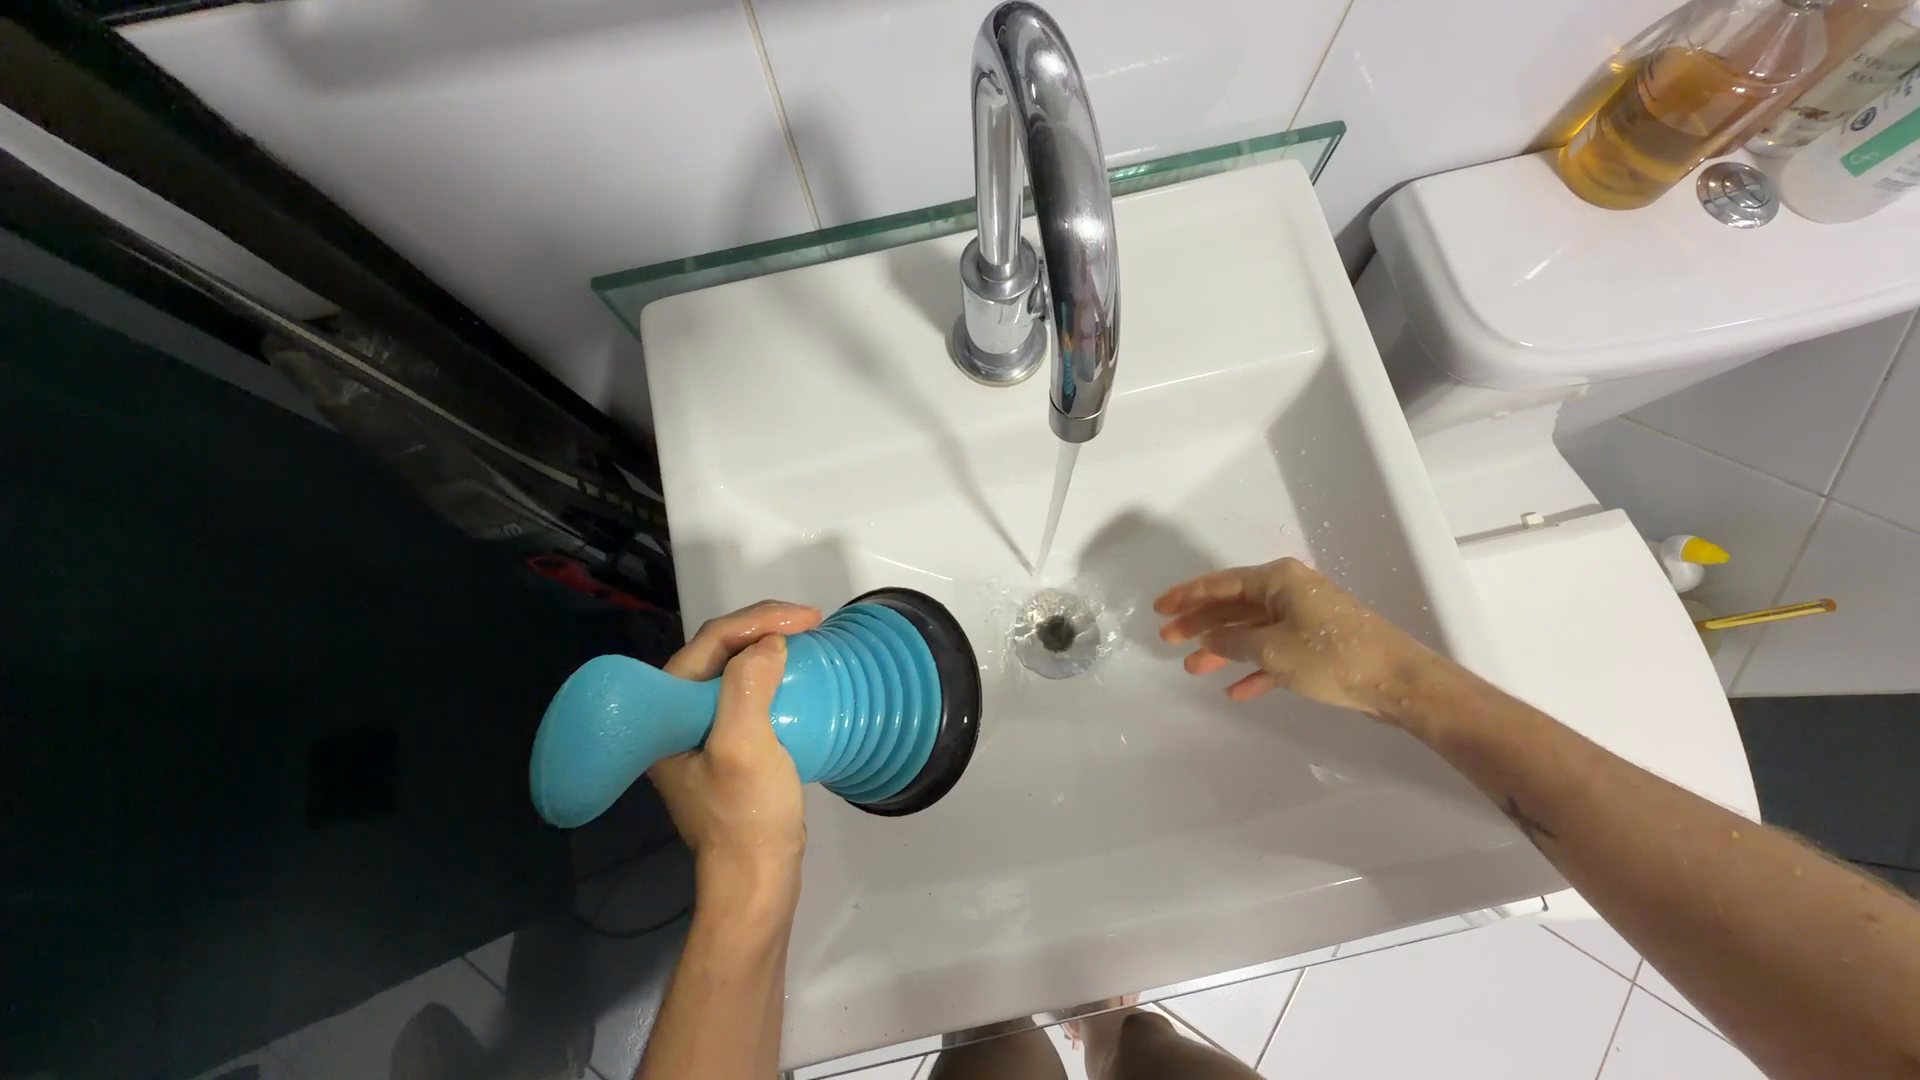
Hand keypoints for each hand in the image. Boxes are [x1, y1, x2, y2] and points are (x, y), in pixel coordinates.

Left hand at [649, 601, 822, 902]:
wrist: (757, 881)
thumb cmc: (748, 818)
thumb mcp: (743, 749)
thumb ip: (747, 688)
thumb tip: (769, 644)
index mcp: (663, 714)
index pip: (709, 644)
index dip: (757, 620)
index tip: (805, 619)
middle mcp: (674, 718)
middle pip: (718, 651)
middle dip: (764, 627)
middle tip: (811, 622)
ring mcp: (700, 733)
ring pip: (734, 669)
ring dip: (769, 646)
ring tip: (807, 638)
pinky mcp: (726, 747)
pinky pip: (748, 694)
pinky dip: (774, 675)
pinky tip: (798, 676)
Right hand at [1155, 557, 1436, 718]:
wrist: (1398, 682)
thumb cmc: (1331, 656)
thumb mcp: (1271, 649)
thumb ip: (1233, 643)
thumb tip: (1208, 640)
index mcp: (1278, 580)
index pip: (1220, 584)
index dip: (1186, 596)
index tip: (1159, 608)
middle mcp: (1289, 593)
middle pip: (1233, 607)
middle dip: (1200, 625)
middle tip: (1168, 640)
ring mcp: (1303, 620)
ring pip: (1251, 632)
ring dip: (1223, 651)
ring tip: (1192, 668)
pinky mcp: (1316, 647)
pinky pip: (1274, 654)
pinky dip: (1255, 670)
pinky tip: (1235, 690)